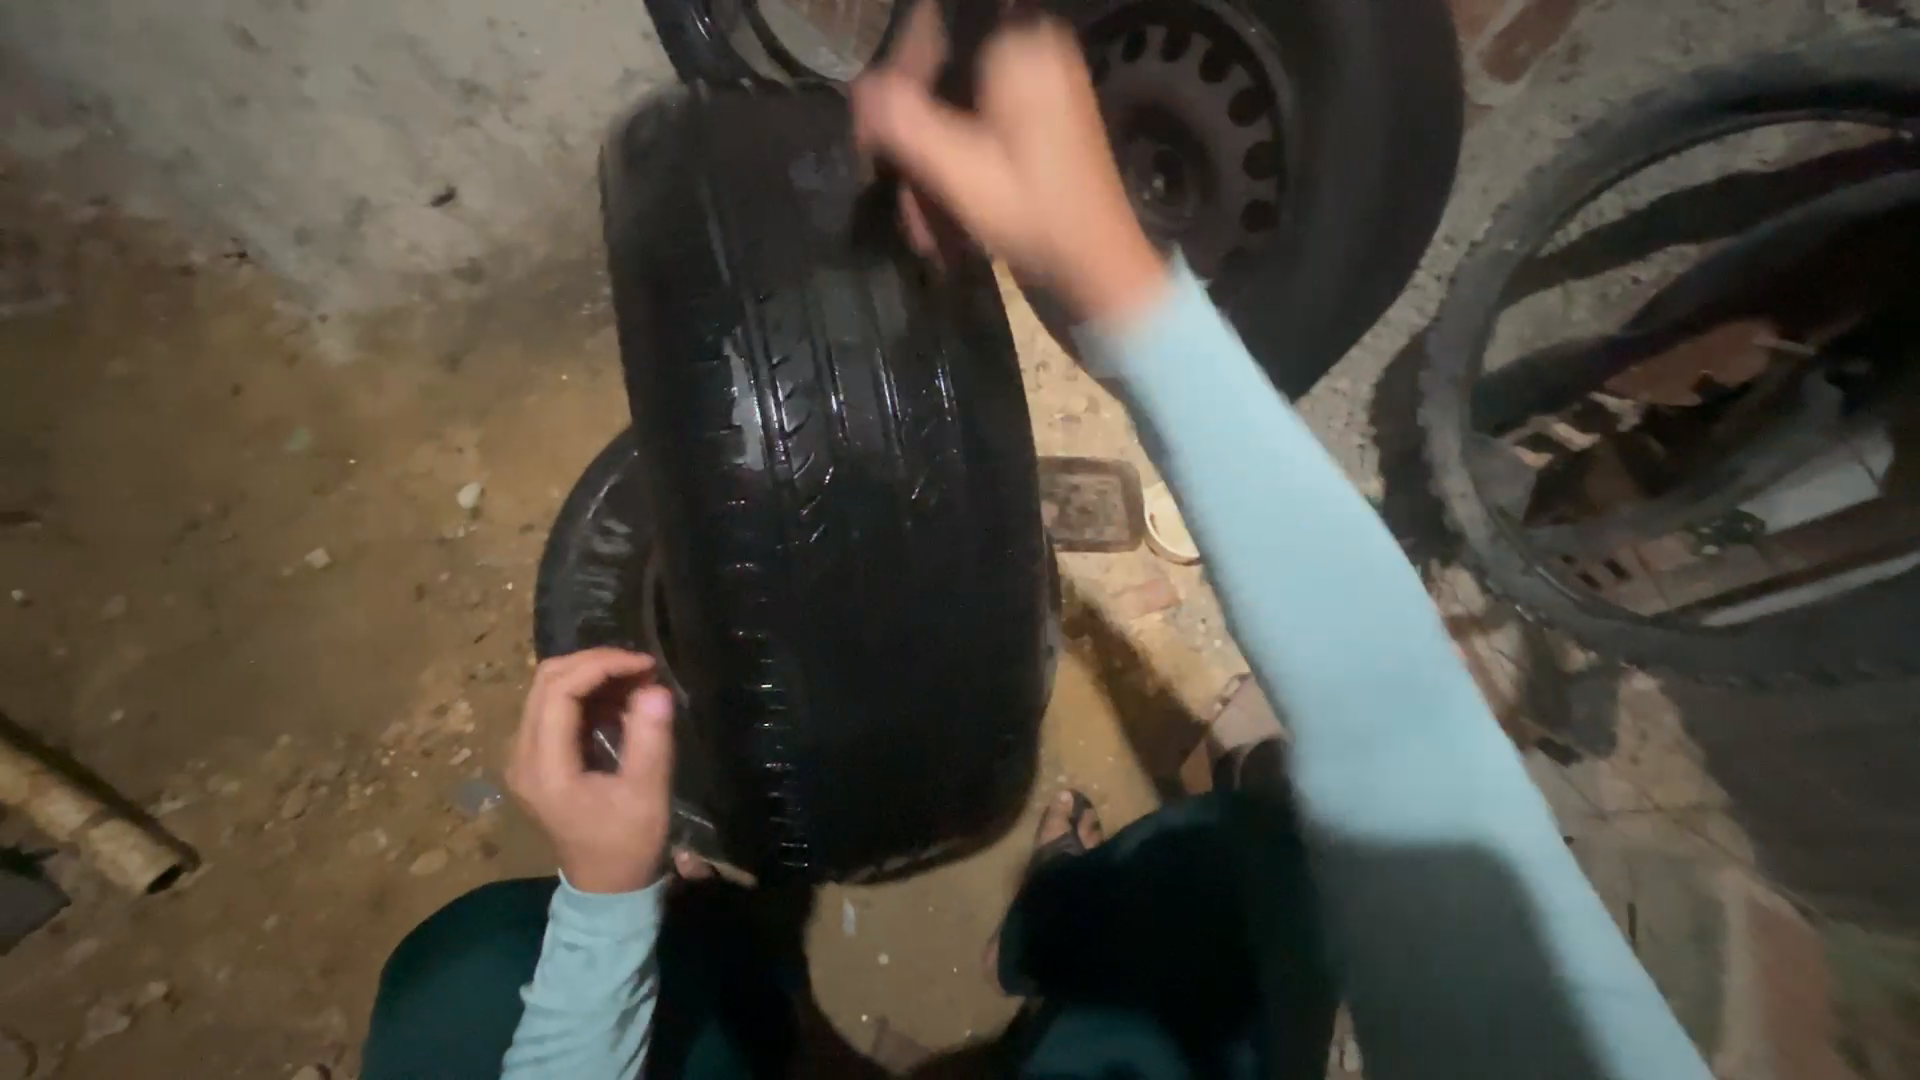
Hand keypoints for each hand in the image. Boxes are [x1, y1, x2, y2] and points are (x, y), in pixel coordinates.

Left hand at [506, 648, 674, 893]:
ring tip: (640, 680)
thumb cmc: (628, 843)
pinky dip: (591, 692)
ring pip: (550, 688)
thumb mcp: (647, 793)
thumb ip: (650, 740)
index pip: (559, 691)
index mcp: (544, 766)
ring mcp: (526, 755)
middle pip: (547, 680)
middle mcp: (522, 755)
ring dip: (594, 675)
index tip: (646, 665)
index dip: (602, 666)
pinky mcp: (539, 757)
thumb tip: (656, 689)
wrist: (606, 886)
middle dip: (597, 663)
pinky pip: (558, 706)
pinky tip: (625, 700)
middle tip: (644, 668)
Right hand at [853, 10, 1167, 321]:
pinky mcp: (1040, 131)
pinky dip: (960, 179)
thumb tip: (859, 91)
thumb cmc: (1037, 221)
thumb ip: (905, 123)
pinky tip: (949, 228)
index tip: (872, 141)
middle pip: (943, 83)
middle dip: (915, 149)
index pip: (933, 34)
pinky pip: (981, 138)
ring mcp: (1039, 96)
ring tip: (928, 232)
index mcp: (1020, 49)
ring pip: (958, 118)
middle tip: (904, 202)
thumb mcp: (962, 174)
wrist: (1098, 272)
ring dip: (933, 176)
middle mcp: (1032, 57)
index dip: (893, 84)